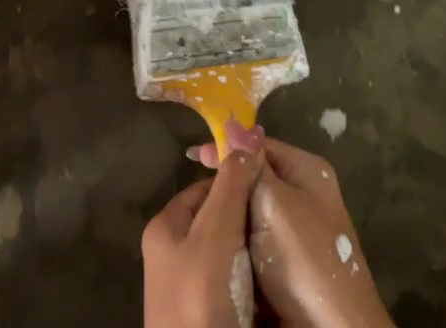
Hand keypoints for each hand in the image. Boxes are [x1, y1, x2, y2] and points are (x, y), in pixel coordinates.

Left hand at [143, 121, 264, 327]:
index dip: (239, 183)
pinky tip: (272, 282)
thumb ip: (232, 185)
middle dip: (250, 220)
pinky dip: (254, 280)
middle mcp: (173, 254)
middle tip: (279, 224)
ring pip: (232, 252)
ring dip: (255, 252)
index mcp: (165, 228)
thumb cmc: (201, 296)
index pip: (209, 187)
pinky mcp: (206, 313)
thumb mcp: (216, 232)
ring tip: (279, 252)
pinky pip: (236, 283)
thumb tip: (245, 136)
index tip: (271, 190)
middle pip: (221, 219)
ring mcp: (189, 287)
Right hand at [189, 137, 393, 327]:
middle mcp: (305, 193)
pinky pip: (256, 239)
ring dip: (231, 216)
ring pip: (253, 211)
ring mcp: (298, 228)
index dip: (228, 149)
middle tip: (195, 197)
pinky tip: (220, 246)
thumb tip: (235, 121)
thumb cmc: (301, 257)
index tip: (192, 158)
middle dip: (227, 186)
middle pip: (256, 178)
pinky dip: (238, 241)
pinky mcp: (288, 258)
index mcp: (307, 171)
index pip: (261, 146)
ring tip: (202, 220)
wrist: (330, 324)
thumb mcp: (274, 202)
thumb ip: (253, 164)